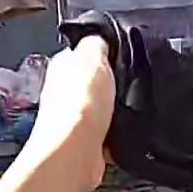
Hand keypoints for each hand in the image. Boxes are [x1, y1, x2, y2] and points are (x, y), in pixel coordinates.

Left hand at [24, 36, 113, 189]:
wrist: (75, 151)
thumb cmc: (80, 104)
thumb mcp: (92, 55)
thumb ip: (96, 42)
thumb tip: (101, 40)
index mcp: (63, 67)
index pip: (84, 53)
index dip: (106, 54)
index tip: (125, 57)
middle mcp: (64, 93)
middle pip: (95, 83)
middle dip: (113, 85)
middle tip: (129, 85)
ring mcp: (74, 120)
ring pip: (103, 110)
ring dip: (116, 111)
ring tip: (127, 109)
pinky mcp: (85, 144)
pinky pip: (107, 135)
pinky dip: (116, 136)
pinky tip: (121, 132)